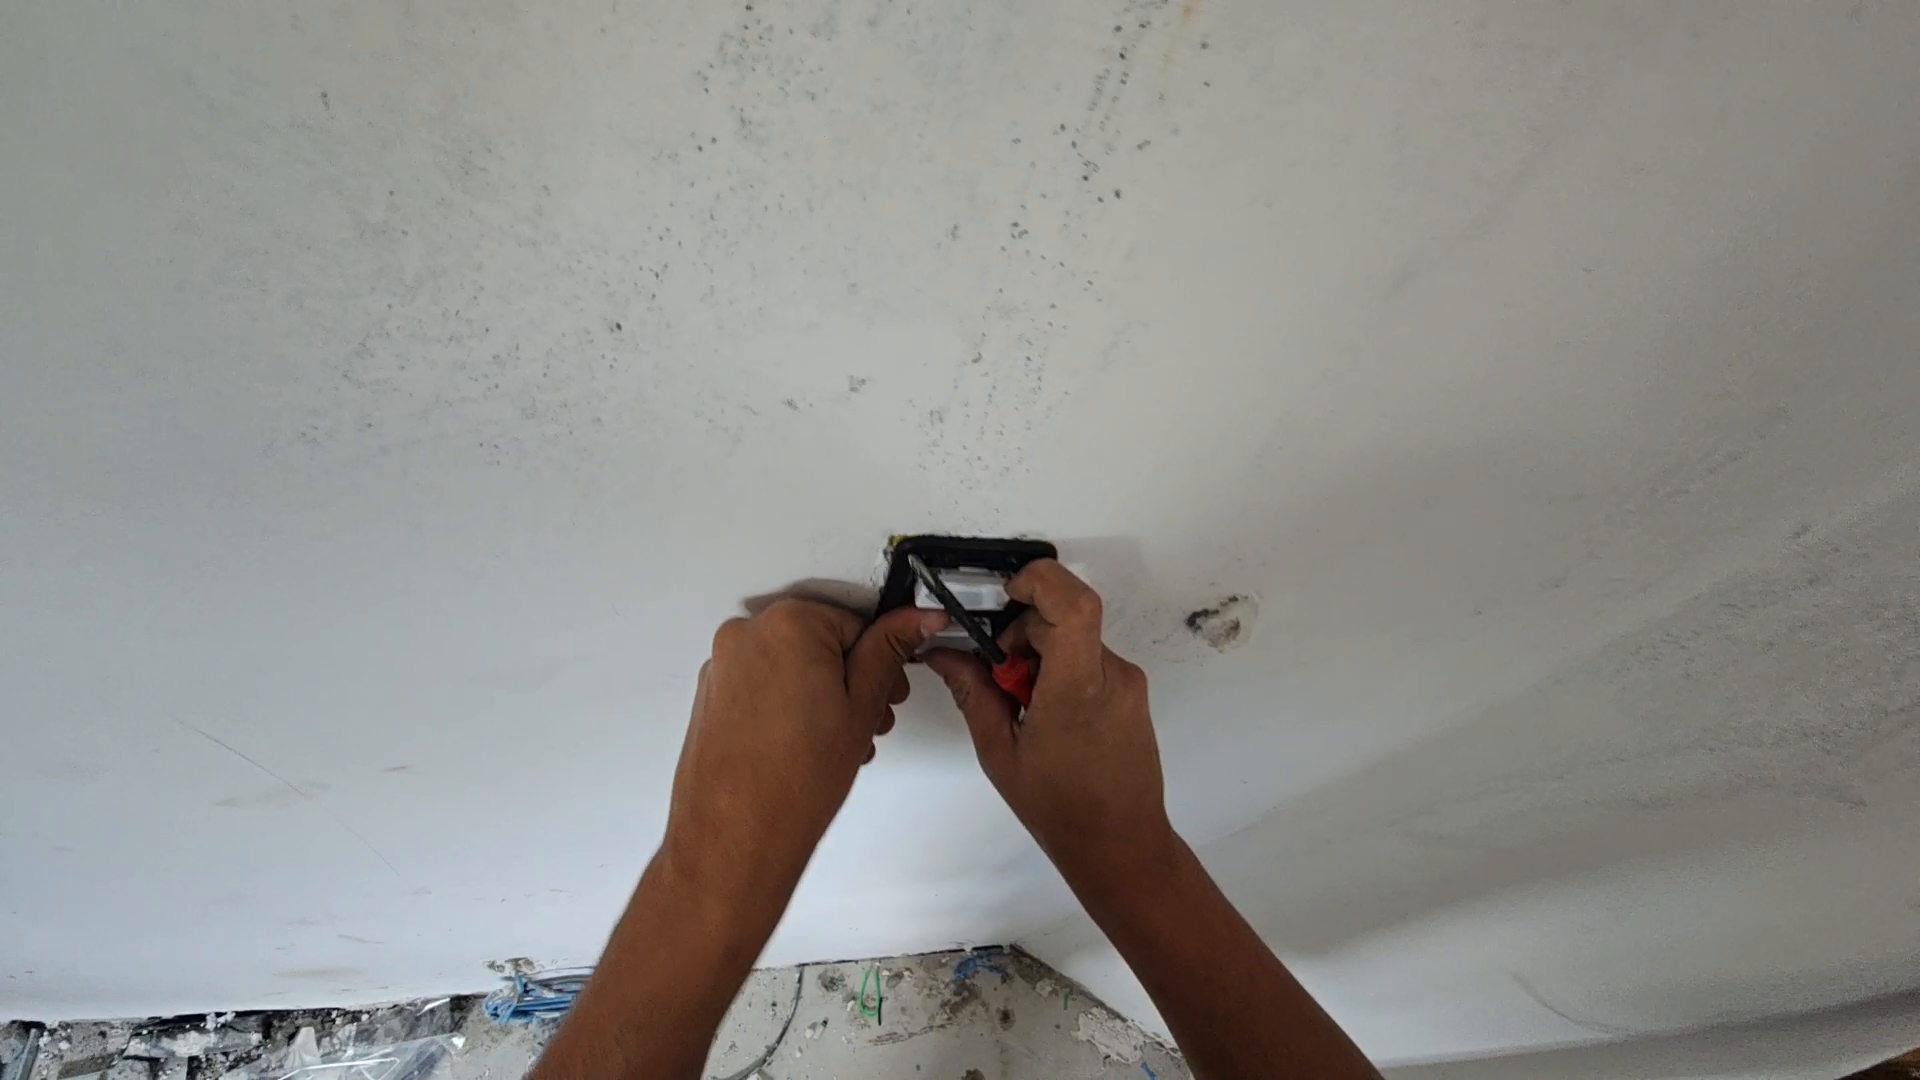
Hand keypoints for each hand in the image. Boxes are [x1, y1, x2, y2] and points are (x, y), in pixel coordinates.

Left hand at [661, 599, 946, 897]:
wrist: (734, 841)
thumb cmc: (794, 781)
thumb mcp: (864, 705)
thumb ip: (891, 650)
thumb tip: (918, 619)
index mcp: (789, 623)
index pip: (857, 624)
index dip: (882, 661)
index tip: (889, 690)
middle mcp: (746, 634)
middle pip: (822, 642)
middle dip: (853, 679)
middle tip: (871, 719)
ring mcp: (722, 666)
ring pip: (793, 665)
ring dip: (824, 695)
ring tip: (842, 741)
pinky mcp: (710, 696)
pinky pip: (764, 684)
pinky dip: (790, 705)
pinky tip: (809, 745)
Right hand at [923, 561, 1172, 880]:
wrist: (1123, 845)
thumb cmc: (1059, 808)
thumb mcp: (1000, 752)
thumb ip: (972, 692)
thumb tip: (942, 653)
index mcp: (1076, 689)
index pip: (1073, 605)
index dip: (1038, 581)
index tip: (1006, 596)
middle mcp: (1111, 675)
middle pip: (1063, 617)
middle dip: (1024, 632)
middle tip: (1002, 677)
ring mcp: (1127, 681)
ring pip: (1075, 636)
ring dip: (1041, 652)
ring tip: (1026, 704)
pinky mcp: (1132, 690)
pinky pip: (1089, 656)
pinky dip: (1061, 667)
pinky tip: (1048, 712)